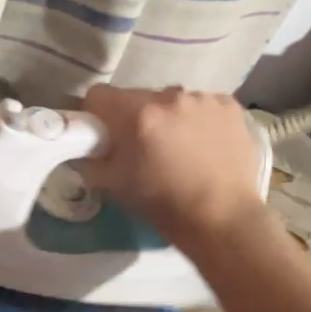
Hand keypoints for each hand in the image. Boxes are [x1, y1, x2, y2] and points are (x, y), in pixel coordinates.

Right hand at [74, 84, 271, 251]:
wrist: (220, 217)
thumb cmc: (160, 201)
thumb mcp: (112, 184)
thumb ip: (90, 160)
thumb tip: (80, 150)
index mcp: (138, 114)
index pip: (99, 94)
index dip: (95, 113)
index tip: (100, 132)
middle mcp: (171, 97)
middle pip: (137, 96)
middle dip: (133, 116)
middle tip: (140, 145)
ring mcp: (204, 99)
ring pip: (171, 100)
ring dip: (166, 116)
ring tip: (176, 145)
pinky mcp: (229, 106)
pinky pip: (201, 104)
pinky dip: (195, 118)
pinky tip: (202, 143)